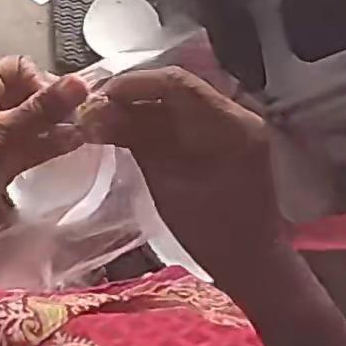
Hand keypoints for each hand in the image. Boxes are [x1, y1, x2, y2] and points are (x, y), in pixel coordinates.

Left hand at [0, 56, 88, 251]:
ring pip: (35, 124)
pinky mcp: (3, 164)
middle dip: (58, 105)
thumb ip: (42, 110)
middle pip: (32, 97)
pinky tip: (74, 148)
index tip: (64, 102)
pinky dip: (51, 147)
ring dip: (58, 127)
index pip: (22, 69)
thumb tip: (82, 83)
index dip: (44, 81)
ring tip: (88, 134)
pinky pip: (32, 148)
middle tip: (86, 119)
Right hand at [78, 67, 282, 282]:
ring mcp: (232, 122)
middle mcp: (236, 115)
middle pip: (175, 86)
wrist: (251, 262)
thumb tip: (95, 115)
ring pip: (175, 98)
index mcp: (231, 127)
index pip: (178, 84)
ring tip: (102, 116)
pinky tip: (125, 126)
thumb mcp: (167, 187)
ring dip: (138, 105)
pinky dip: (151, 118)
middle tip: (94, 106)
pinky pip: (182, 115)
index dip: (134, 84)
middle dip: (131, 92)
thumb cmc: (211, 235)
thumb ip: (136, 142)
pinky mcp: (221, 134)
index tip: (100, 96)